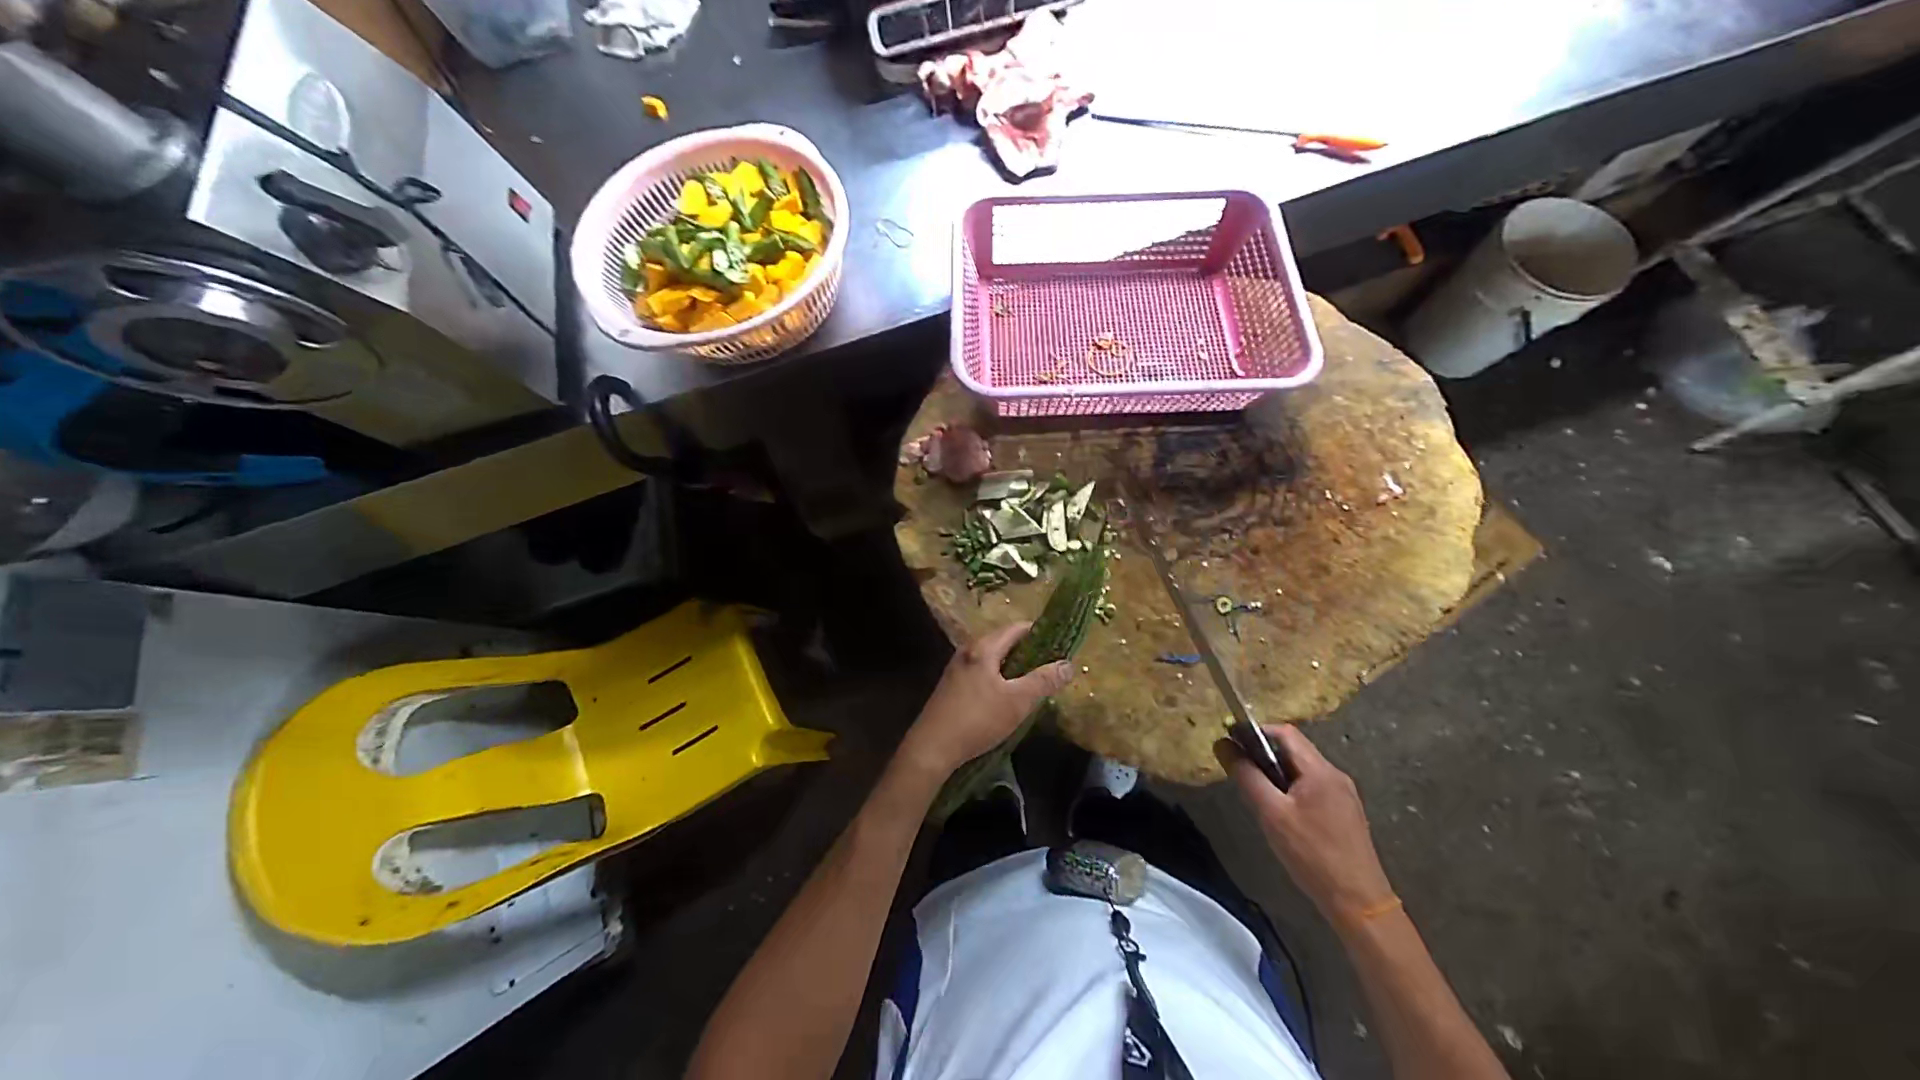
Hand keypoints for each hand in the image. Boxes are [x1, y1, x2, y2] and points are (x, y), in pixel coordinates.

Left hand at [898, 622, 1073, 776]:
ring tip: (1033, 684)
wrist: (932, 747)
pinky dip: (998, 678)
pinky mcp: (951, 686)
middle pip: (1004, 642)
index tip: (1060, 646)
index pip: (1017, 628)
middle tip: (1050, 668)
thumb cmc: (977, 719)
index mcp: (983, 648)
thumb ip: (1043, 681)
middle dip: (1029, 652)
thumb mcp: (1017, 702)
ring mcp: (956, 668)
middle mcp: (967, 651)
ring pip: (992, 659)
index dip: (1040, 633)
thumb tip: (1067, 664)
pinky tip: (1006, 698)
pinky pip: (981, 673)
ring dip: (1013, 668)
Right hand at [1219, 724, 1396, 930]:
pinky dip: (1291, 790)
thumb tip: (1223, 745)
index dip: (1256, 731)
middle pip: (1294, 751)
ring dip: (1277, 774)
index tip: (1232, 743)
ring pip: (1302, 771)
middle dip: (1264, 755)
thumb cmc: (1312, 854)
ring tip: (1258, 797)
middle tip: (1241, 774)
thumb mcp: (1271, 814)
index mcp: (1320, 771)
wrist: (1358, 902)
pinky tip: (1282, 816)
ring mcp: (1344, 796)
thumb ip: (1247, 776)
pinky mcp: (1345, 814)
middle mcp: (1336, 776)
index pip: (1285, 732)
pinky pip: (1312, 789)